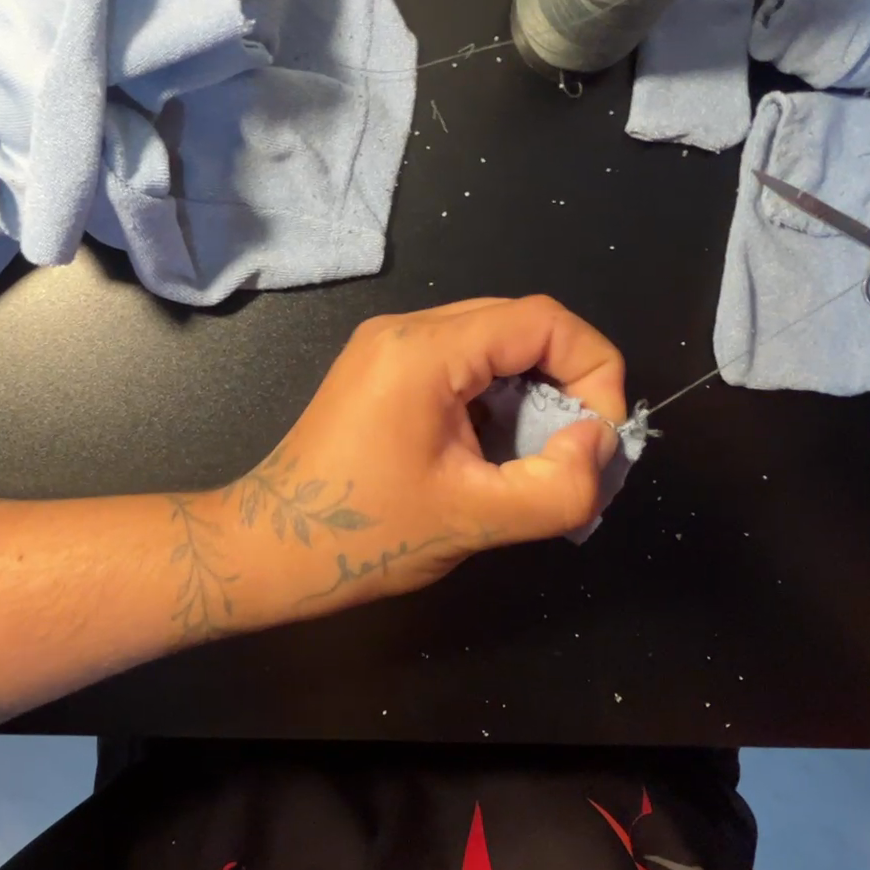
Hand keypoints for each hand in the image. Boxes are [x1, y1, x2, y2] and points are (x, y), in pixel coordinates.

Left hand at [216, 296, 625, 617]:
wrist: (269, 549)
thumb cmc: (363, 536)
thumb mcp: (475, 520)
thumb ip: (559, 487)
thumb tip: (597, 444)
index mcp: (424, 350)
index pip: (544, 320)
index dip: (594, 370)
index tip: (600, 437)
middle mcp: (404, 329)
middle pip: (519, 326)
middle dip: (565, 384)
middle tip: (573, 451)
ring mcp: (387, 346)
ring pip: (492, 345)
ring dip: (531, 394)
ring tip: (534, 458)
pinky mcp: (380, 370)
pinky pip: (460, 364)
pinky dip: (495, 399)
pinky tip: (492, 451)